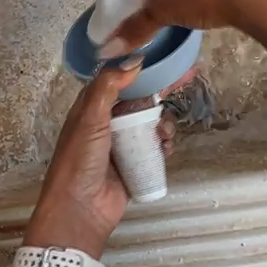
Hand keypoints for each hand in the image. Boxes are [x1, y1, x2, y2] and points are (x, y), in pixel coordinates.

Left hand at [28, 60, 172, 256]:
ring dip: (163, 122)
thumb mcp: (90, 117)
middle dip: (162, 90)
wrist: (80, 209)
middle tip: (187, 79)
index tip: (167, 57)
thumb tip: (135, 60)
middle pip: (140, 99)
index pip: (120, 79)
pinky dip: (164, 144)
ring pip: (151, 123)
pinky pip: (154, 147)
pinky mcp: (134, 164)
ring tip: (165, 133)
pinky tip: (166, 147)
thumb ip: (109, 86)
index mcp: (92, 106)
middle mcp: (107, 122)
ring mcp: (122, 144)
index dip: (142, 67)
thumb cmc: (80, 160)